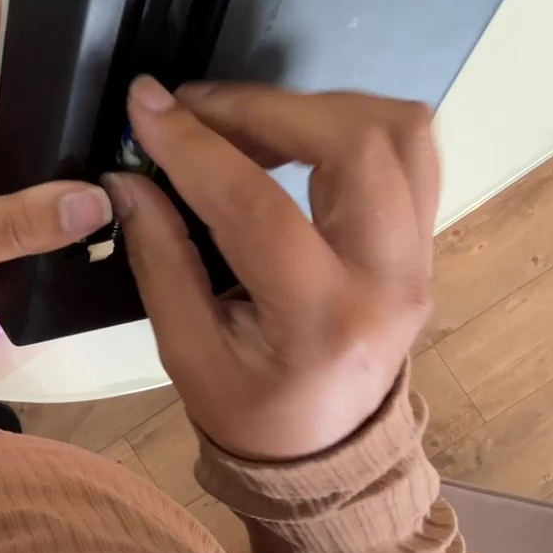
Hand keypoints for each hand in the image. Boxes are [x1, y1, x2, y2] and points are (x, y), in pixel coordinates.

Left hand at [0, 0, 113, 334]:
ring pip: (24, 119)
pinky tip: (106, 141)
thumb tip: (95, 201)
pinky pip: (36, 163)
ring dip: (61, 103)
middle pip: (1, 78)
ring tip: (122, 69)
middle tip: (109, 16)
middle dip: (45, 49)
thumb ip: (13, 224)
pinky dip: (63, 155)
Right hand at [103, 78, 438, 460]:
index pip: (256, 205)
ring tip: (239, 121)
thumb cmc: (243, 408)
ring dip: (311, 106)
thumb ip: (159, 257)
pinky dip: (343, 122)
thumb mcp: (182, 348)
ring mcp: (422, 253)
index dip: (193, 146)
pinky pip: (405, 148)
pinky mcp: (425, 238)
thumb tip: (128, 178)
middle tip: (194, 108)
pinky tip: (286, 138)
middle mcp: (390, 276)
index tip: (146, 104)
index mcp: (320, 318)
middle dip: (263, 107)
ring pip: (397, 130)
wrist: (321, 447)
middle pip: (356, 143)